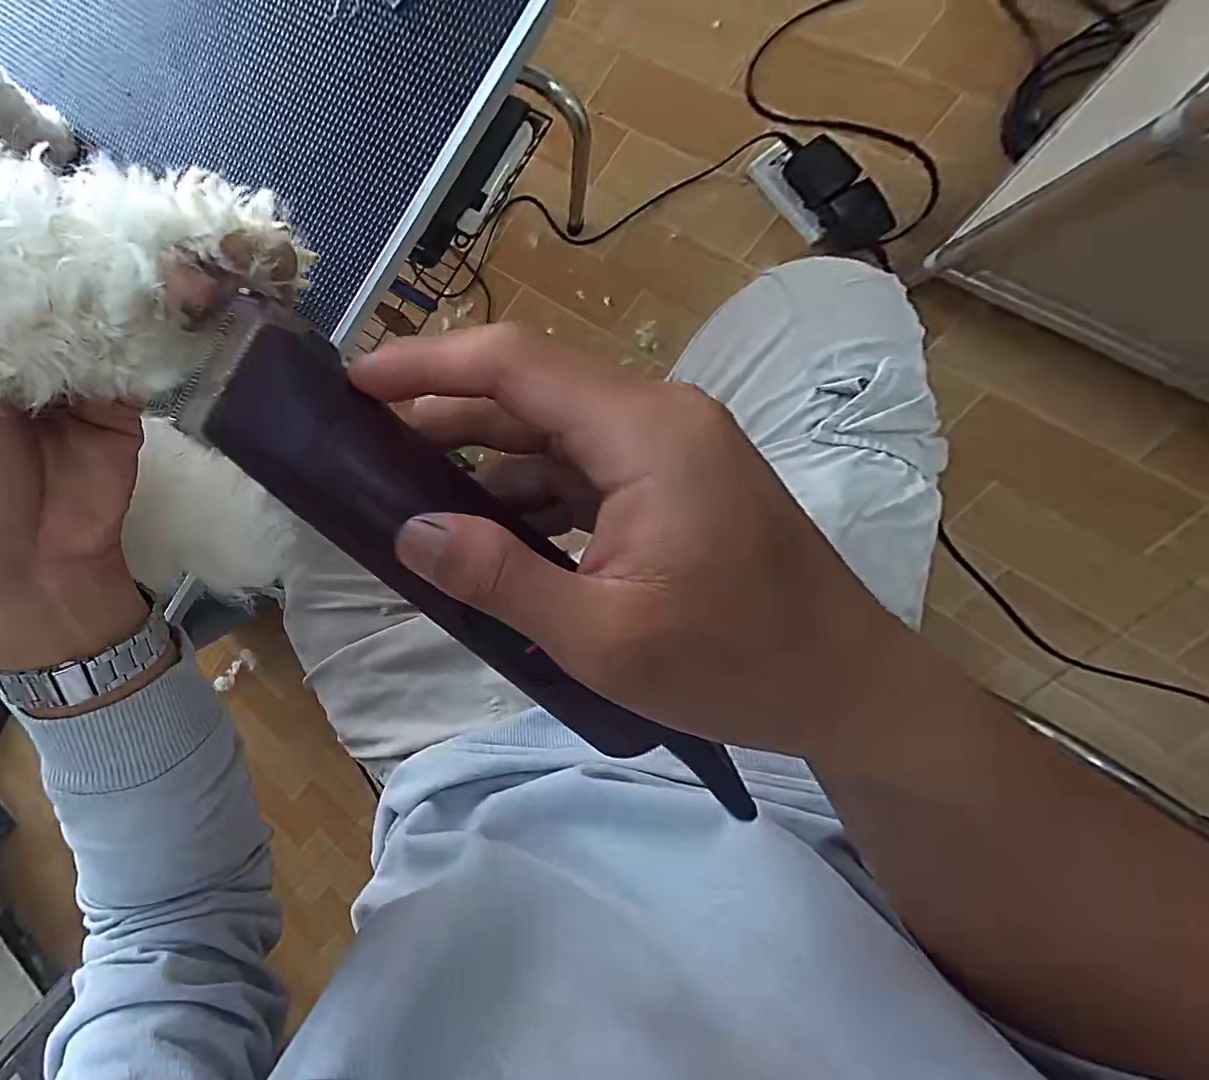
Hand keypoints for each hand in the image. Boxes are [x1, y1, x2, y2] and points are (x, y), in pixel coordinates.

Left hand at [0, 247, 279, 674]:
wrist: (45, 563)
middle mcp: (2, 360)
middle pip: (11, 293)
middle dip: (19, 255)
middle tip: (26, 191)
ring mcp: (63, 374)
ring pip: (67, 313)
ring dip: (75, 280)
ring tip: (78, 220)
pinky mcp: (112, 393)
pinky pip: (115, 346)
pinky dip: (121, 316)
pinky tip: (124, 277)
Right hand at [353, 324, 919, 760]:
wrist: (849, 690)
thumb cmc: (735, 664)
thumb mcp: (600, 636)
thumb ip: (498, 577)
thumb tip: (411, 533)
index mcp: (644, 433)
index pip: (516, 366)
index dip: (428, 364)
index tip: (360, 378)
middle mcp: (653, 418)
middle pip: (525, 389)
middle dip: (439, 406)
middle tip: (364, 434)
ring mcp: (660, 448)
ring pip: (543, 428)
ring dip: (474, 452)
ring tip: (403, 480)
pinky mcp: (659, 481)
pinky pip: (568, 466)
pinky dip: (515, 488)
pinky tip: (477, 524)